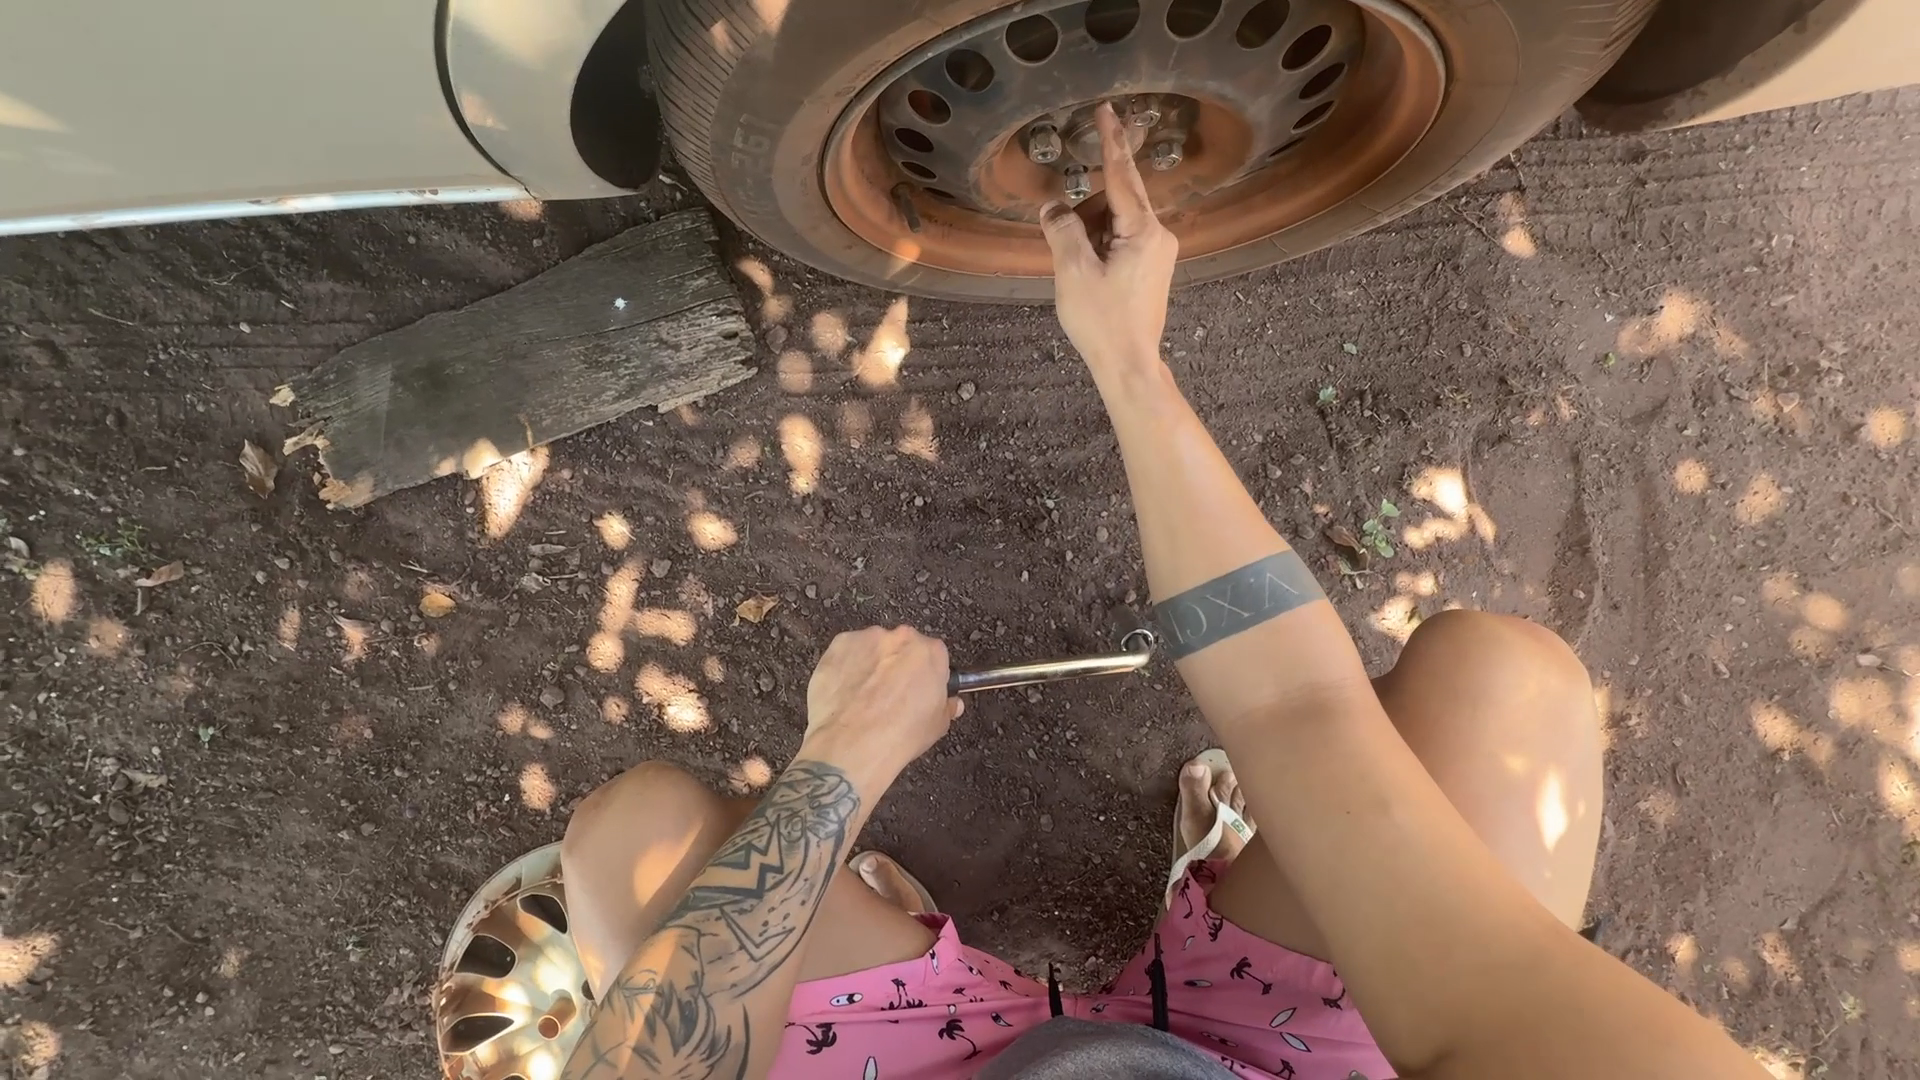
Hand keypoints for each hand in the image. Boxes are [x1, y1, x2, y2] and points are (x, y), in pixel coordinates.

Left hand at [802, 626, 961, 782]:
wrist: (852, 745)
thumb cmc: (898, 735)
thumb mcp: (936, 727)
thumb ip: (946, 706)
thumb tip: (951, 703)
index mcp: (929, 653)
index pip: (934, 655)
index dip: (927, 674)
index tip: (920, 689)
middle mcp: (900, 638)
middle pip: (903, 647)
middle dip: (899, 665)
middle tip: (891, 695)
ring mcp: (867, 639)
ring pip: (873, 648)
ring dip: (872, 665)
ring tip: (864, 698)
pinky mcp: (839, 645)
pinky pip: (846, 652)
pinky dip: (846, 667)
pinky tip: (845, 694)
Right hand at [1041, 102, 1177, 369]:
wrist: (1128, 364)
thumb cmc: (1103, 321)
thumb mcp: (1073, 272)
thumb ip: (1062, 231)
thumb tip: (1052, 208)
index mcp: (1144, 230)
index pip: (1121, 175)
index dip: (1110, 141)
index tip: (1106, 109)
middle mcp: (1158, 236)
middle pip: (1112, 204)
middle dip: (1084, 219)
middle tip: (1067, 255)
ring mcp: (1157, 255)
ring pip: (1114, 226)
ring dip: (1089, 239)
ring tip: (1079, 276)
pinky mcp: (1151, 271)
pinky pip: (1120, 245)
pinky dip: (1098, 252)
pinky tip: (1088, 279)